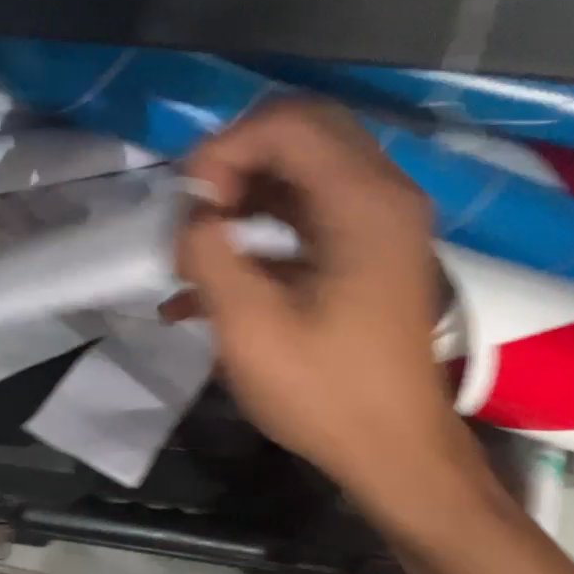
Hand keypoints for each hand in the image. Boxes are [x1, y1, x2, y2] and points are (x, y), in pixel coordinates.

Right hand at [170, 99, 486, 521]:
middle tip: (189, 217)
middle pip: (299, 134)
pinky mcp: (365, 254)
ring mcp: (377, 224)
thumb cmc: (322, 392)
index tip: (183, 208)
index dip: (222, 151)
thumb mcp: (249, 327)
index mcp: (362, 204)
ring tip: (193, 249)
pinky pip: (304, 213)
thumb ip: (210, 256)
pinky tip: (208, 282)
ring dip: (239, 197)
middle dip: (232, 164)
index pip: (287, 126)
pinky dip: (256, 230)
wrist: (390, 447)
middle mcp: (380, 196)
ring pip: (300, 171)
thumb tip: (189, 214)